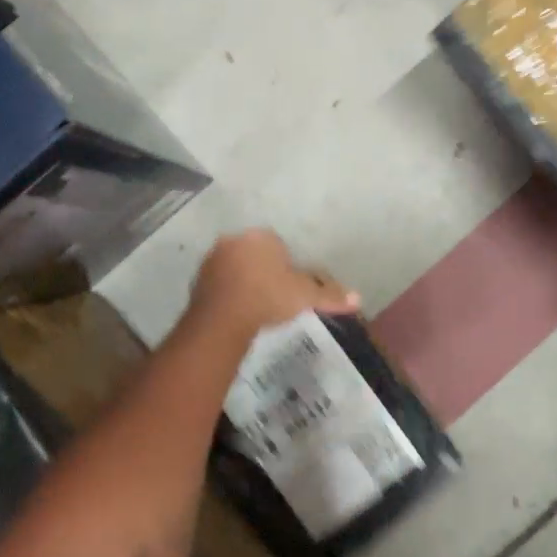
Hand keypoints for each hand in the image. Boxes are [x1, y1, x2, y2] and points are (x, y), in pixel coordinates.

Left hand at [186, 229, 359, 337]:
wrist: (223, 319)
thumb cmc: (268, 298)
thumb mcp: (305, 297)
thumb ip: (330, 295)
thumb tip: (359, 298)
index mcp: (262, 237)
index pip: (278, 245)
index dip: (286, 266)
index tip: (288, 287)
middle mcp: (235, 240)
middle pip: (255, 254)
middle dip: (263, 270)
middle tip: (273, 297)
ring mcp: (213, 259)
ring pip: (235, 267)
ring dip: (243, 280)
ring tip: (254, 306)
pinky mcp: (198, 279)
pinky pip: (219, 283)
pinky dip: (227, 293)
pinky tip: (236, 311)